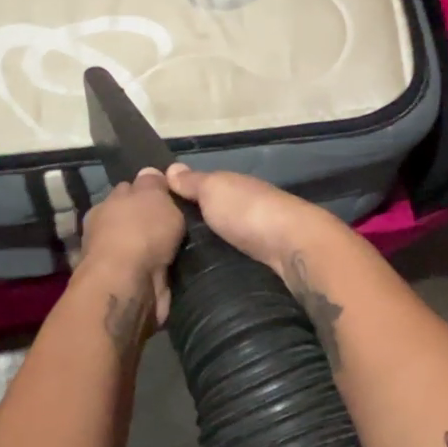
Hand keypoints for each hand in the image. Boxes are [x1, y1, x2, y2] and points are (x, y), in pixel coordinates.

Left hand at [80, 168, 184, 326]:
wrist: (129, 287)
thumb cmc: (140, 232)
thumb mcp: (152, 195)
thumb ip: (152, 184)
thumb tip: (148, 173)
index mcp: (106, 205)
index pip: (128, 190)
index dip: (149, 191)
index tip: (171, 195)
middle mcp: (106, 231)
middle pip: (134, 219)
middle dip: (152, 220)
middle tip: (183, 222)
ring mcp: (115, 261)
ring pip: (142, 246)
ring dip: (157, 247)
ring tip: (188, 246)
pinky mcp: (126, 286)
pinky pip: (147, 270)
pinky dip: (159, 269)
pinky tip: (179, 266)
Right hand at [166, 164, 345, 271]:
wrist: (292, 247)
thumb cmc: (248, 210)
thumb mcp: (214, 189)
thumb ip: (194, 181)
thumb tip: (171, 167)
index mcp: (236, 189)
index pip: (205, 192)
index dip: (182, 201)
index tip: (155, 218)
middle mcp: (248, 211)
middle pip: (215, 220)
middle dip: (193, 232)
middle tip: (160, 251)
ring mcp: (258, 239)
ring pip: (225, 244)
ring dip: (208, 252)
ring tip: (175, 271)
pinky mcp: (264, 265)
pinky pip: (236, 263)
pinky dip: (223, 267)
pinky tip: (204, 279)